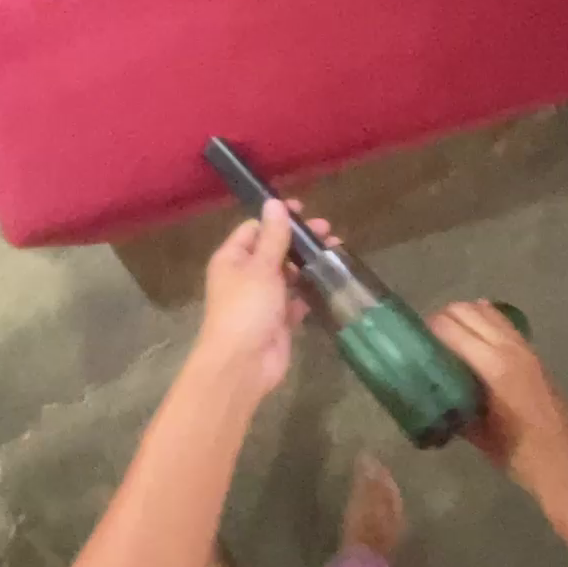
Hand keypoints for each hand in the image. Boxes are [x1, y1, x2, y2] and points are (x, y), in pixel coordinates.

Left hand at [197, 199, 330, 395]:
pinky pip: (295, 300)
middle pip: (273, 250)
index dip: (277, 218)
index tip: (303, 210)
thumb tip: (274, 202)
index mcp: (232, 258)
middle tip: (328, 231)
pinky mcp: (278, 320)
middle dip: (298, 240)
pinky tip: (330, 281)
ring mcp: (262, 299)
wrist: (243, 364)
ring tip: (335, 251)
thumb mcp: (261, 267)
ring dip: (307, 263)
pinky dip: (309, 291)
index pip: (254, 229)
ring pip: (287, 274)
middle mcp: (244, 276)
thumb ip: (273, 236)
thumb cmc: (247, 308)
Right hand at [430, 301, 567, 531]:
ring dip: (462, 317)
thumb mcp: (476, 433)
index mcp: (493, 366)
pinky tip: (471, 341)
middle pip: (465, 310)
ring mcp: (524, 348)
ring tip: (446, 340)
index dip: (425, 330)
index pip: (449, 327)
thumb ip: (450, 402)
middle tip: (425, 341)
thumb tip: (425, 387)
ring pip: (485, 311)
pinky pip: (501, 323)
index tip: (410, 343)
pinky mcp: (533, 354)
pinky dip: (482, 321)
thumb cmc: (520, 457)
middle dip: (440, 319)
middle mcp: (509, 348)